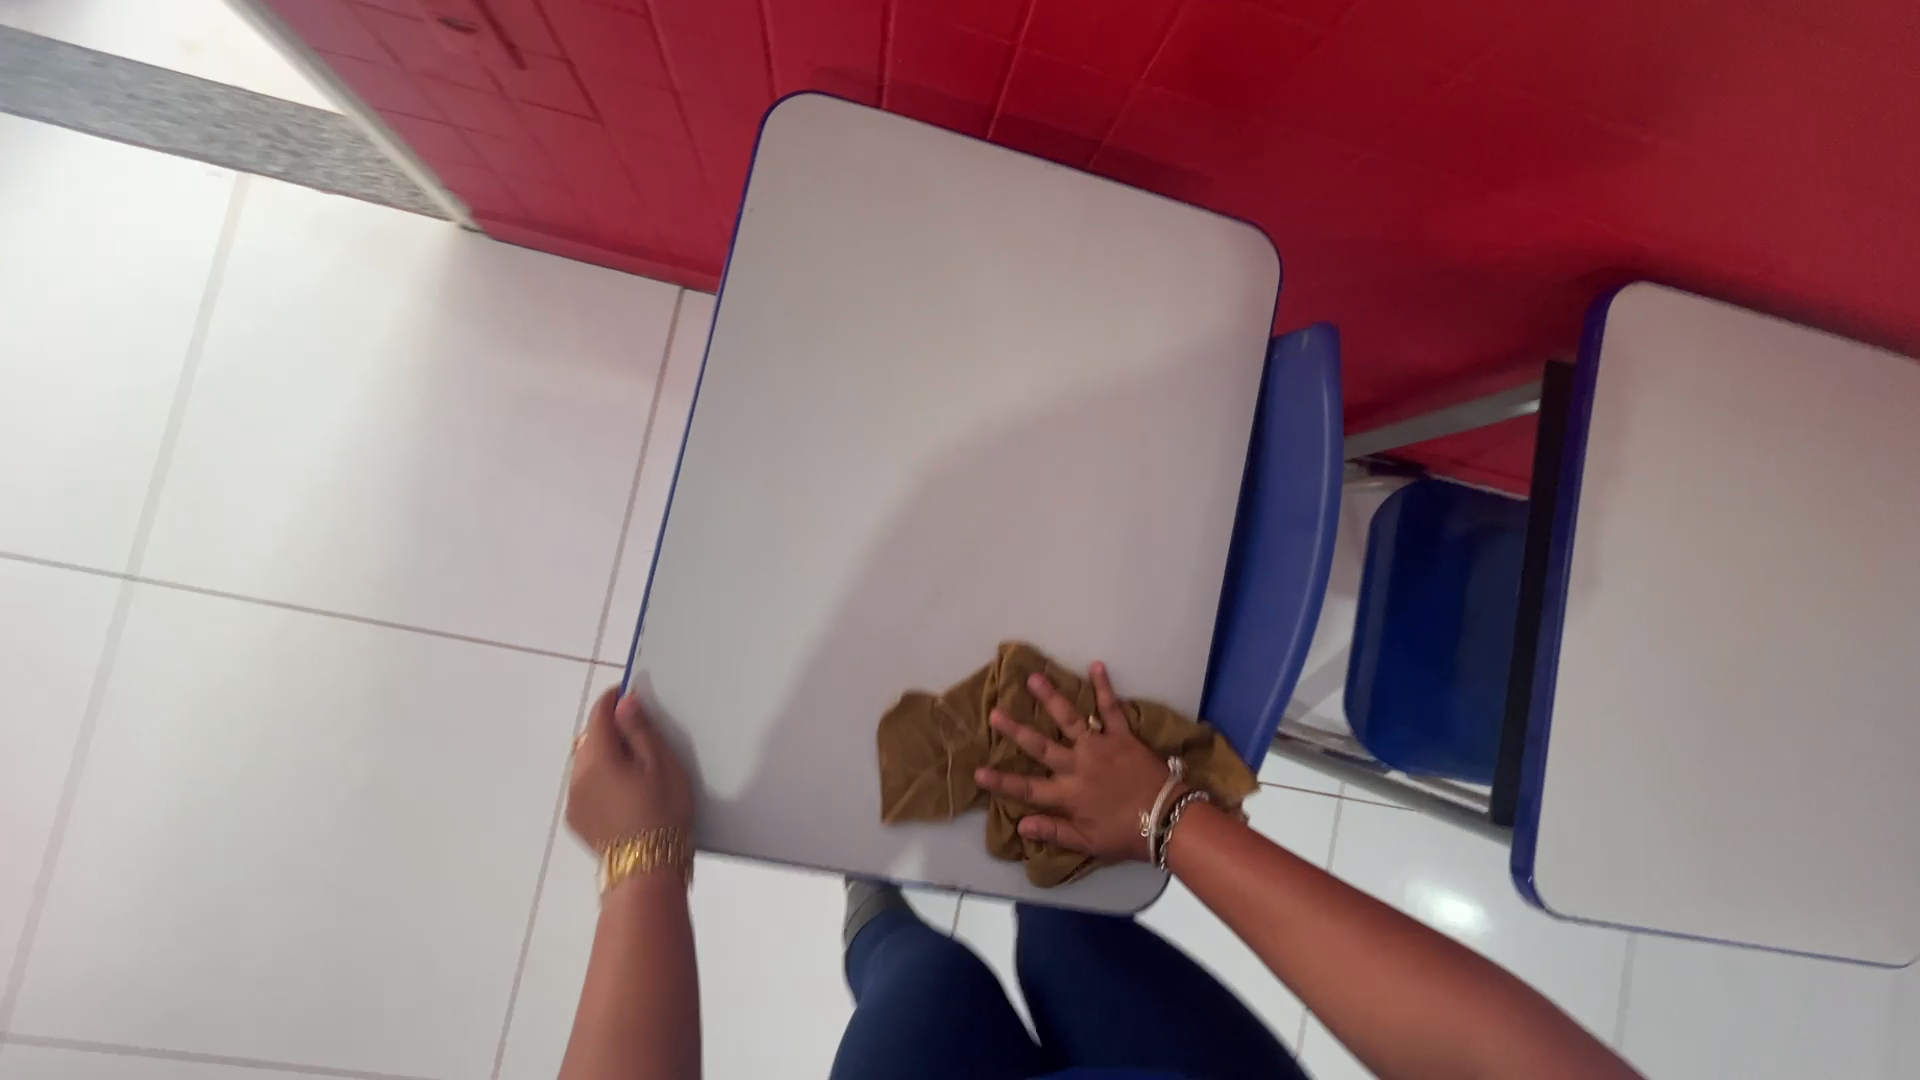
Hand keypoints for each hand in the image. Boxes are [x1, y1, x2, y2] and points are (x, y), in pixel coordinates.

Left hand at [566, 686, 694, 852]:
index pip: (598, 715)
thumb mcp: (661, 764)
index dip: (613, 699)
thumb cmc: (662, 810)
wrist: (647, 870)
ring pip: (585, 763)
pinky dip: (600, 776)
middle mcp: (576, 776)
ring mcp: (573, 801)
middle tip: (638, 728)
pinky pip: (585, 785)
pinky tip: (623, 788)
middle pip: (588, 739)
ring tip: (633, 762)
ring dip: (604, 753)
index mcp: (597, 758)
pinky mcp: (577, 820)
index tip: (629, 691)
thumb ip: (640, 730)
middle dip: (608, 727)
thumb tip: (624, 701)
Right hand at [973, 662, 1179, 861]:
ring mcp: (1100, 747)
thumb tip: (1020, 824)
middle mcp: (1078, 766)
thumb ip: (1054, 831)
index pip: (1028, 788)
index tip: (977, 771)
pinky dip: (1104, 687)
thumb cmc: (1127, 834)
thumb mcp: (1088, 843)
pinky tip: (1096, 665)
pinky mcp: (1122, 736)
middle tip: (995, 712)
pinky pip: (1111, 708)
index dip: (1001, 781)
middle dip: (1016, 730)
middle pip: (1041, 746)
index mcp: (1069, 794)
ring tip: (1034, 677)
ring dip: (1051, 697)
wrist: (1168, 820)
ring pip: (1070, 719)